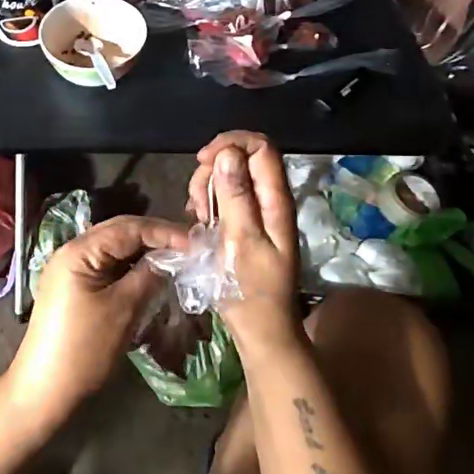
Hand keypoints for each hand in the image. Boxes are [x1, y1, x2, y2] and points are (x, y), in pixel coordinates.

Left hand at [7, 215, 188, 417]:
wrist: (43, 392)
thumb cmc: (83, 350)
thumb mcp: (123, 309)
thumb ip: (149, 275)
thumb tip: (173, 257)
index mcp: (79, 251)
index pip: (129, 227)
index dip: (165, 232)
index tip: (196, 243)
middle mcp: (72, 252)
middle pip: (121, 232)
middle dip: (157, 236)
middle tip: (190, 247)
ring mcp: (71, 270)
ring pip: (116, 249)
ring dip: (146, 251)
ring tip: (177, 258)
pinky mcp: (74, 288)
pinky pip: (109, 266)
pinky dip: (132, 267)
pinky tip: (152, 274)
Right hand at [188, 132, 299, 350]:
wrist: (261, 329)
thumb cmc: (250, 289)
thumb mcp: (240, 241)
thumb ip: (236, 196)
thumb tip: (229, 154)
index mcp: (275, 200)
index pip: (261, 146)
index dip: (231, 143)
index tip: (203, 161)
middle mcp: (270, 200)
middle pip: (243, 158)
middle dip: (213, 168)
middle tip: (197, 200)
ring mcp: (258, 213)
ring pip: (231, 177)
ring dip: (208, 188)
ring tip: (198, 216)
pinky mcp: (246, 225)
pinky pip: (227, 199)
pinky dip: (210, 204)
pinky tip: (201, 223)